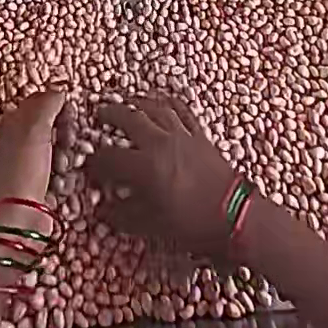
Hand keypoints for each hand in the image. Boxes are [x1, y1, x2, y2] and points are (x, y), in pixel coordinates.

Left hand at [0, 89, 69, 206]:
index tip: (71, 112)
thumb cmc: (22, 169)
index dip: (59, 105)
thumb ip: (48, 102)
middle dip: (67, 132)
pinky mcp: (44, 187)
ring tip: (66, 165)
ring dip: (69, 156)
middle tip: (68, 141)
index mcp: (15, 121)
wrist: (18, 218)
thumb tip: (60, 89)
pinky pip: (65, 174)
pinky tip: (66, 183)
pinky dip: (68, 177)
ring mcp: (33, 164)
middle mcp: (22, 140)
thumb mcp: (35, 125)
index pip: (42, 101)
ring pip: (62, 150)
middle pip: (55, 126)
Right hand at [88, 97, 236, 257]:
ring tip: (125, 101)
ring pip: (153, 108)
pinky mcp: (198, 134)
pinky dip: (167, 103)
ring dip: (136, 102)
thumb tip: (103, 210)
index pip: (110, 157)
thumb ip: (125, 216)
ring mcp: (181, 134)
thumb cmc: (196, 225)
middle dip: (109, 115)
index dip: (94, 160)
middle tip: (98, 114)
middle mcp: (160, 142)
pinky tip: (161, 101)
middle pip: (128, 118)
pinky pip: (180, 111)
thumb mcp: (155, 226)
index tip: (87, 163)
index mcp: (146, 166)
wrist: (239, 217)